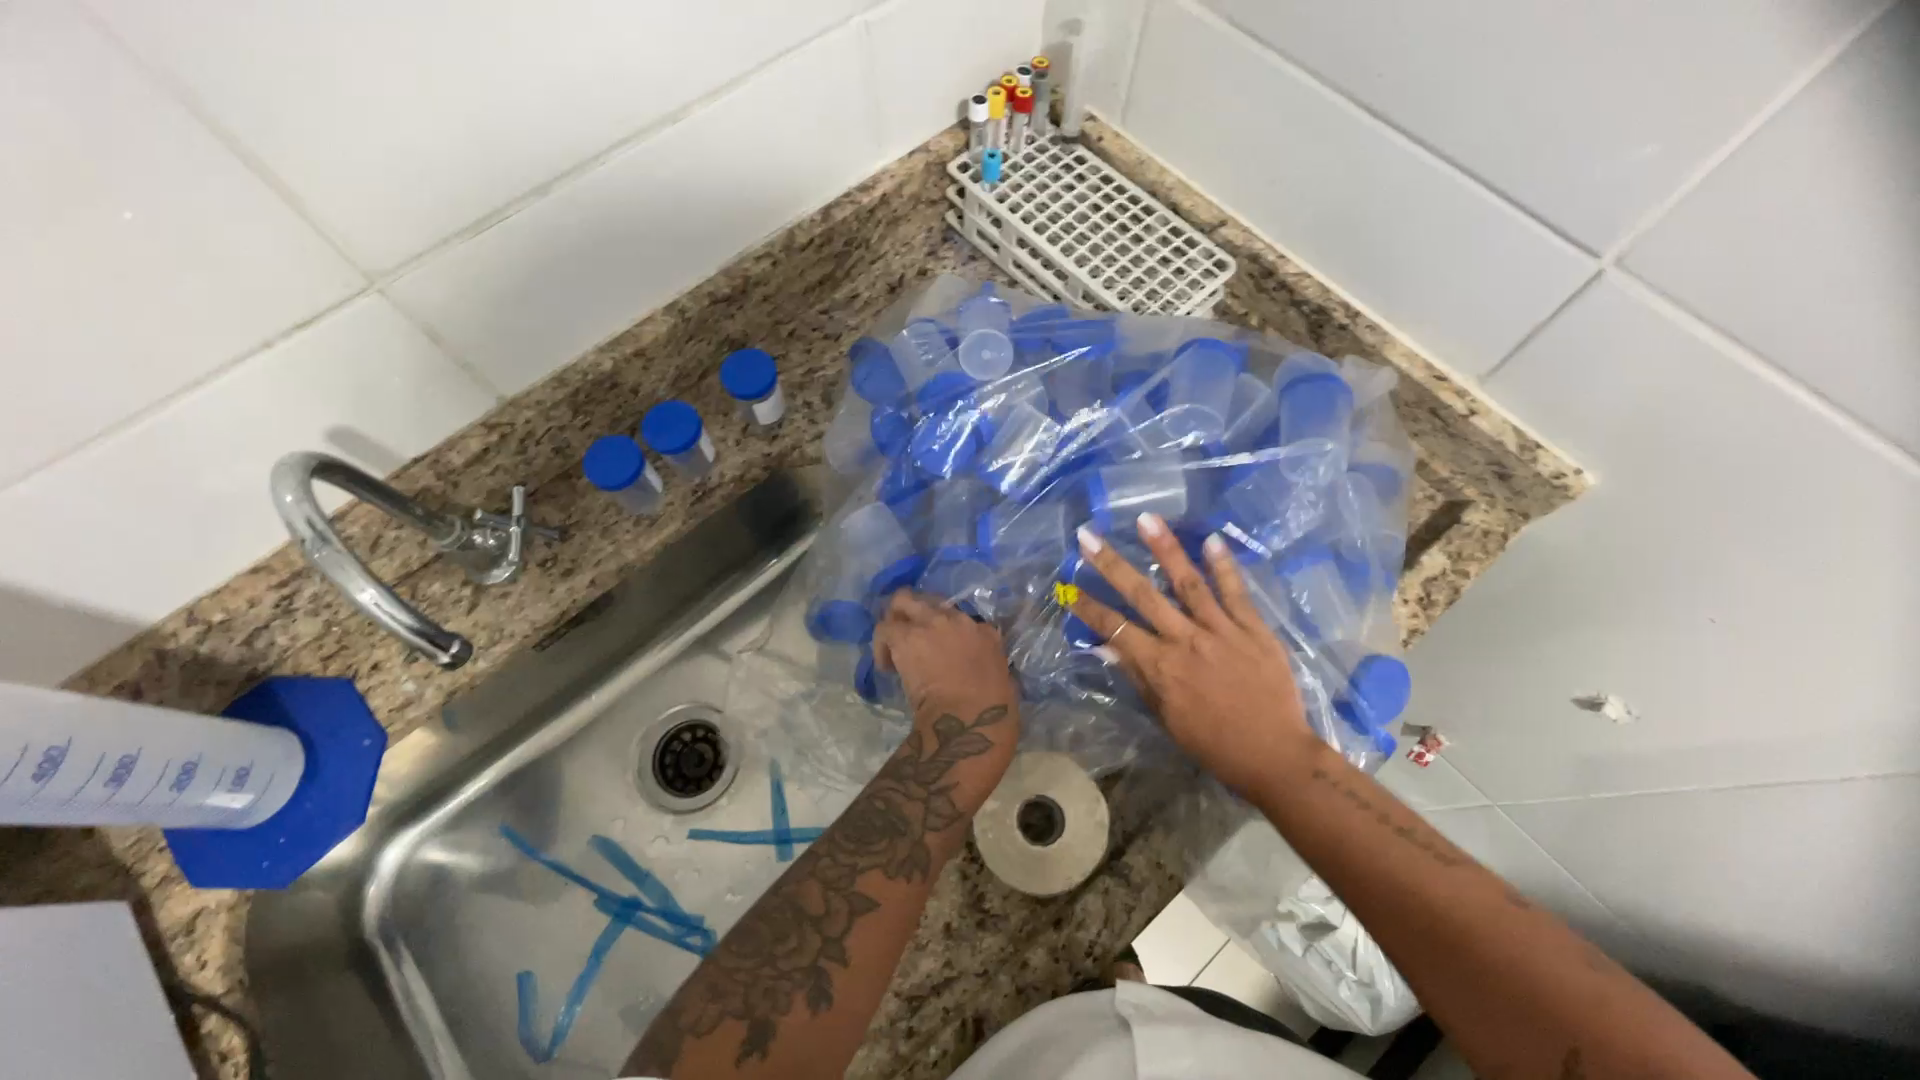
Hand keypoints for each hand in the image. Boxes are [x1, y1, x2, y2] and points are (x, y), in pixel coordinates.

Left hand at [873, 591, 1019, 728]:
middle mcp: (956, 619)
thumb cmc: (990, 707)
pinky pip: (883, 629)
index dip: (943, 628)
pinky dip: (880, 645)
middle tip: (907, 633)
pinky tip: (885, 666)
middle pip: (927, 598)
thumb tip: (974, 665)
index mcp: (983, 631)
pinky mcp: (905, 636)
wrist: (968, 716)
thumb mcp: (1000, 677)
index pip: (958, 616)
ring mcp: (929, 622)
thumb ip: (986, 661)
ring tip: (891, 648)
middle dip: (913, 610)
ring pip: (901, 602)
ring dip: (894, 623)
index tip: (937, 647)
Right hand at [1067, 513, 1317, 798]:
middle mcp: (1185, 640)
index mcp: (1161, 666)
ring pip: (1187, 582)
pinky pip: (1235, 592)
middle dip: (1111, 563)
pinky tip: (1211, 539)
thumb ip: (1138, 677)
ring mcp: (1221, 630)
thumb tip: (1105, 648)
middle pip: (1142, 594)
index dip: (1088, 606)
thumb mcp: (1167, 718)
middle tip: (1087, 536)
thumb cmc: (1214, 744)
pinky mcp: (1253, 629)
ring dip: (1164, 548)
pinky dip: (1223, 565)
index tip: (1068, 585)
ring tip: (1145, 519)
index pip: (1114, 627)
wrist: (1274, 754)